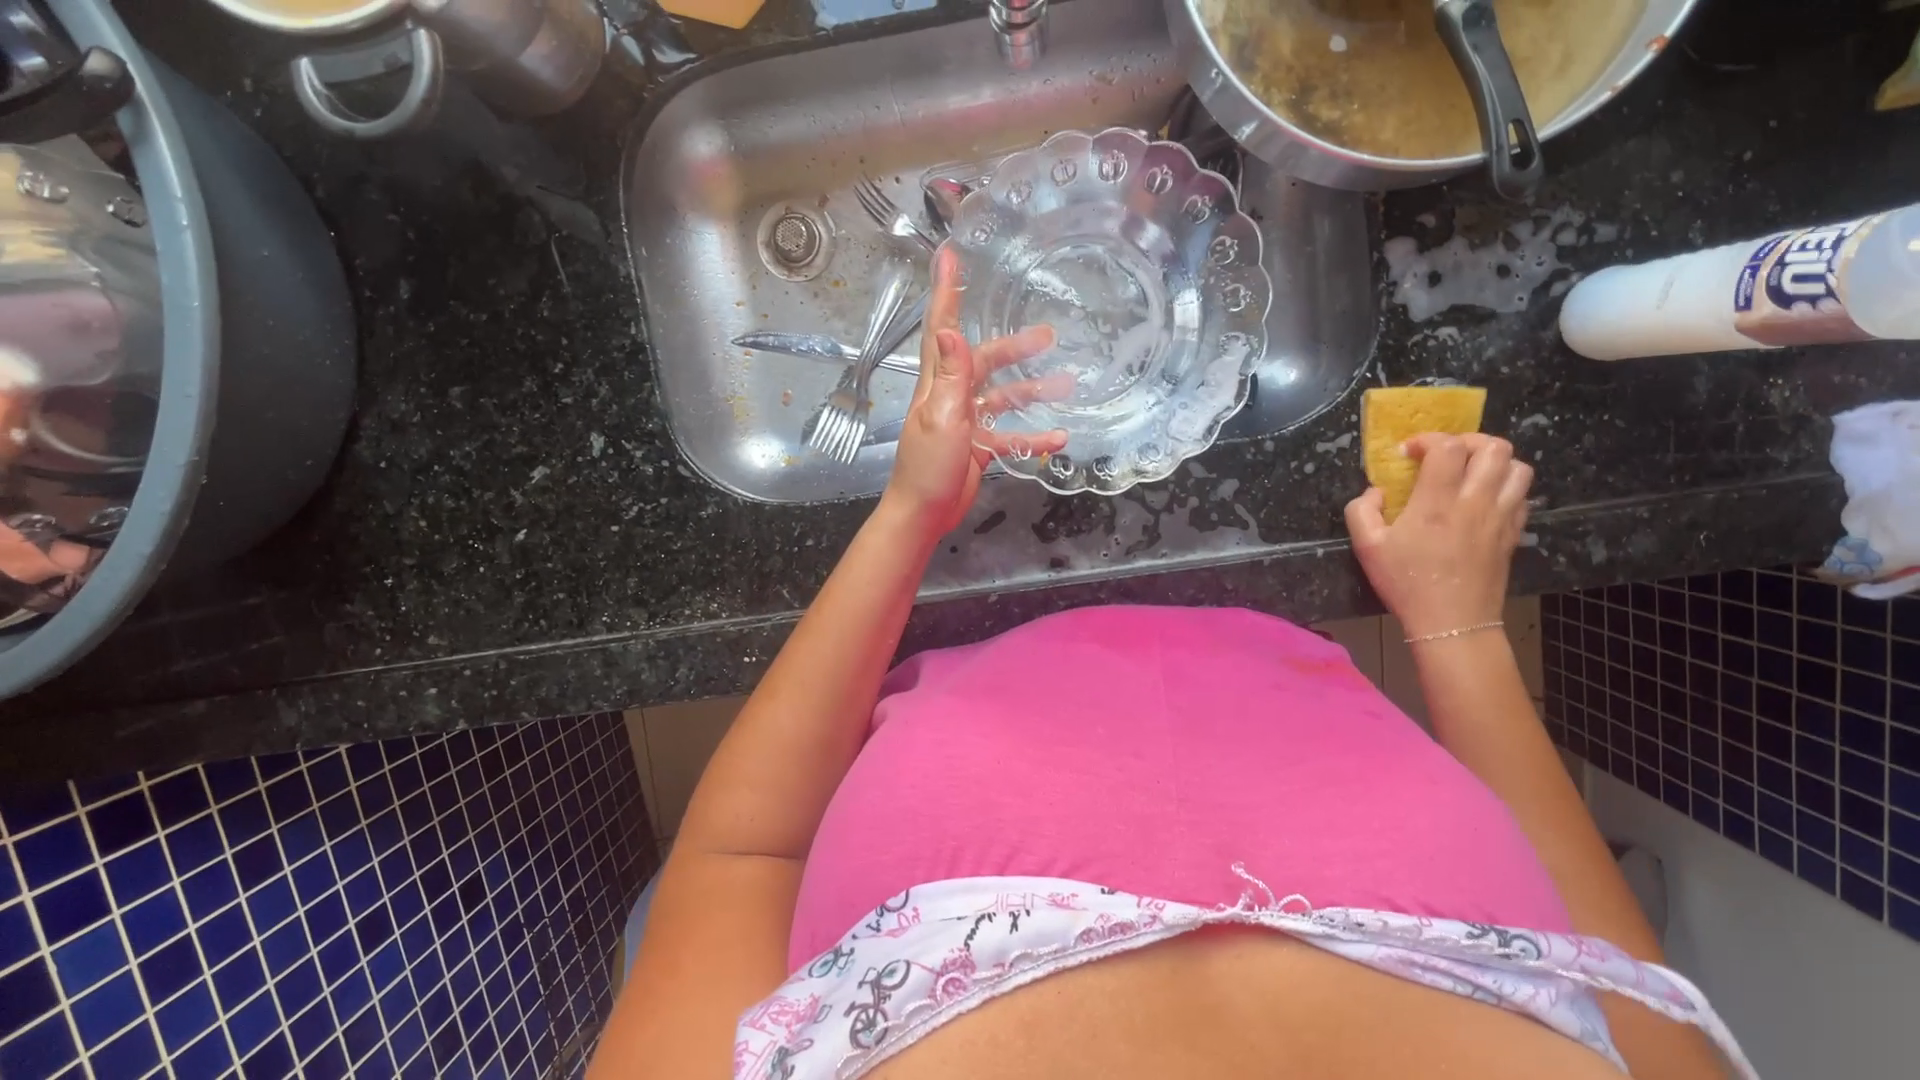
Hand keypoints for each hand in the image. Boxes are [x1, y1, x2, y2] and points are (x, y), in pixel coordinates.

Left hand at [882, 247, 1065, 536]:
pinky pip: (1009, 435)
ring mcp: (966, 421)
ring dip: (1032, 391)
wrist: (924, 513)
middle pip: (985, 361)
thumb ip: (951, 377)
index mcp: (937, 384)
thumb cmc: (928, 466)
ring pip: (1003, 398)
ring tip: (1067, 384)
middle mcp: (951, 396)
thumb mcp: (942, 418)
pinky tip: (1059, 437)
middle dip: (1015, 347)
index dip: (945, 292)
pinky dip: (1033, 436)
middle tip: (1049, 336)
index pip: (942, 328)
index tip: (950, 256)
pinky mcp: (978, 446)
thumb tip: (952, 331)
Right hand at [1344, 434, 1532, 640]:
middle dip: (1468, 441)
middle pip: (1494, 447)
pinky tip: (1484, 500)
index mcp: (1437, 502)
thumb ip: (1361, 511)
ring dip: (1494, 462)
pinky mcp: (1514, 533)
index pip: (1448, 447)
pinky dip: (1506, 487)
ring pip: (1518, 466)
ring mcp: (1501, 516)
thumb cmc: (1407, 584)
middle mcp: (1475, 501)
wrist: (1452, 622)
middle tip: (1446, 456)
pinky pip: (1523, 495)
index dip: (1428, 440)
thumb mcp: (1367, 548)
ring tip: (1471, 473)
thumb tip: (1375, 491)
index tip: (1410, 453)